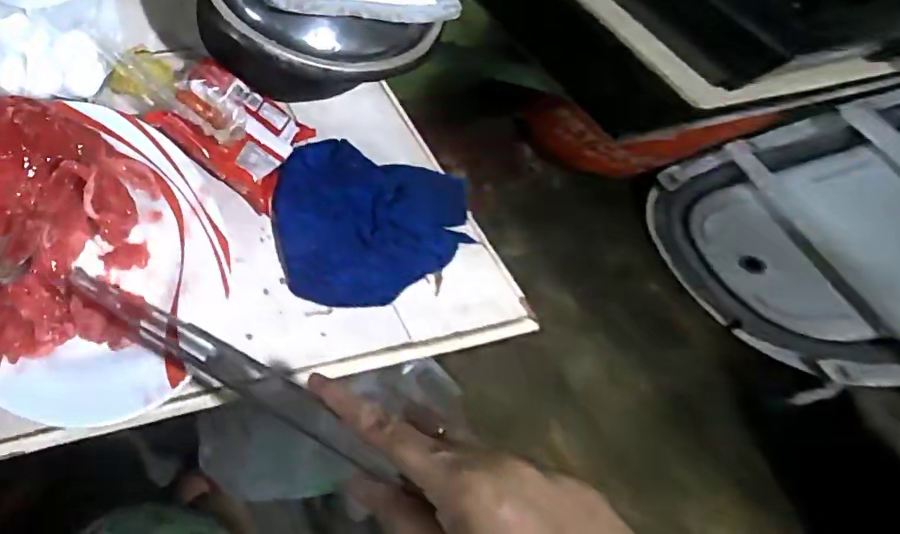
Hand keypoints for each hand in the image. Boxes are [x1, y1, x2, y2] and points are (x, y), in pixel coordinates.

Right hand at [308, 374, 633, 533]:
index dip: (349, 407)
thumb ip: (404, 521)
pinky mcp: (582, 491)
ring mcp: (544, 471)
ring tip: (455, 502)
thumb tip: (360, 482)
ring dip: (459, 468)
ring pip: (482, 453)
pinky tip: (516, 527)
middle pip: (436, 435)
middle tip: (395, 468)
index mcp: (463, 482)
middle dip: (411, 443)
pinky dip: (505, 489)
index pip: (390, 432)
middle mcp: (500, 460)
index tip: (317, 380)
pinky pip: (524, 475)